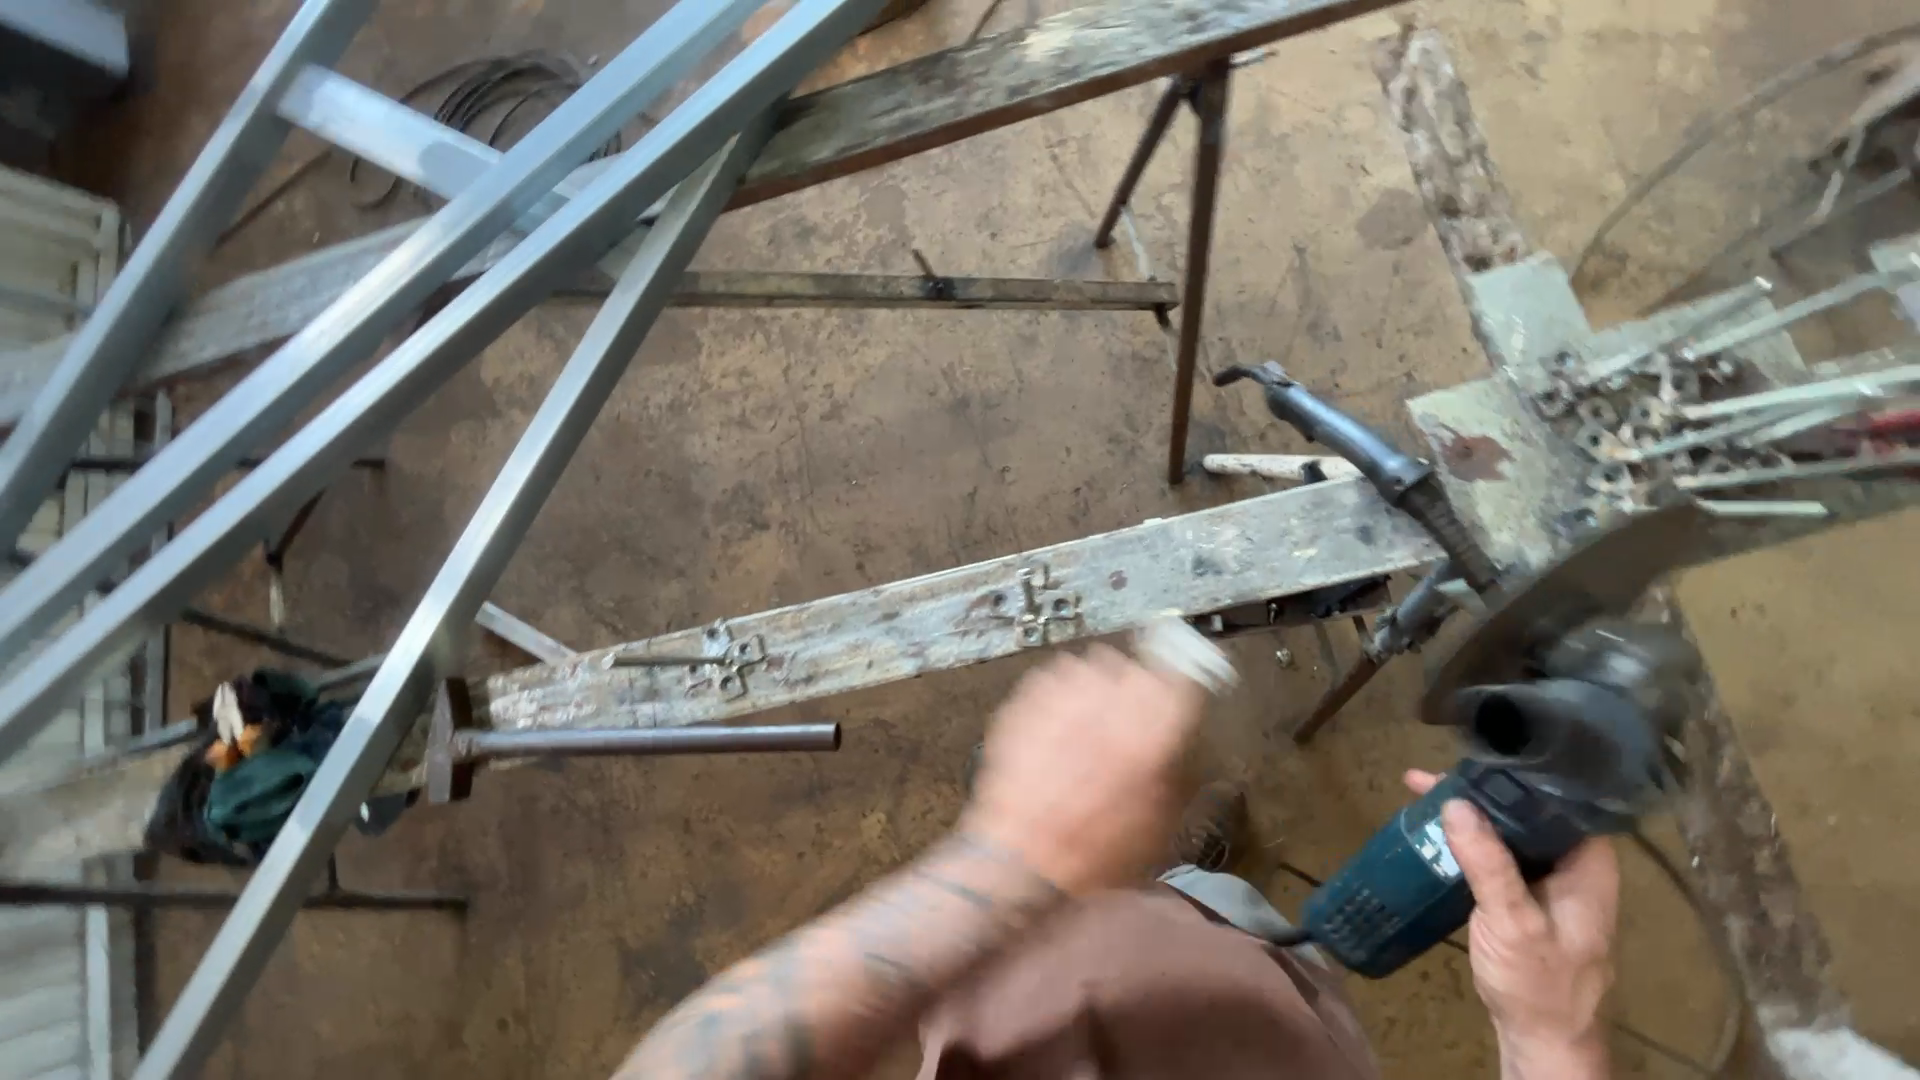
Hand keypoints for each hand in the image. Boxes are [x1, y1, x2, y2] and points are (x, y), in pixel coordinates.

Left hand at [960, 647, 1204, 893]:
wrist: (1020, 859)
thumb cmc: (1095, 854)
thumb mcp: (1156, 824)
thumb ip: (1170, 770)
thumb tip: (1173, 741)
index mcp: (1147, 738)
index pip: (1177, 679)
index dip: (1180, 680)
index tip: (1179, 684)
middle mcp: (1104, 709)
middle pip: (1133, 663)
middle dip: (1135, 681)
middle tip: (1130, 707)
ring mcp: (1059, 702)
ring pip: (1088, 663)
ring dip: (1095, 682)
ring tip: (1091, 710)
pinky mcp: (1024, 705)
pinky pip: (1049, 677)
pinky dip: (1059, 690)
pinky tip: (1058, 718)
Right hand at [1404, 770, 1617, 1076]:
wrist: (1541, 1039)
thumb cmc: (1540, 982)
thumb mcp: (1513, 920)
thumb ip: (1488, 862)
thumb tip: (1455, 802)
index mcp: (1590, 867)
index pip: (1564, 803)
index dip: (1522, 776)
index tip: (1477, 758)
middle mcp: (1574, 868)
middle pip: (1531, 813)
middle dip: (1483, 790)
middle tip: (1434, 775)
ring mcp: (1550, 884)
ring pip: (1511, 833)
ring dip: (1471, 814)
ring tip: (1425, 793)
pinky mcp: (1525, 898)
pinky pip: (1498, 854)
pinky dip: (1469, 838)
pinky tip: (1438, 831)